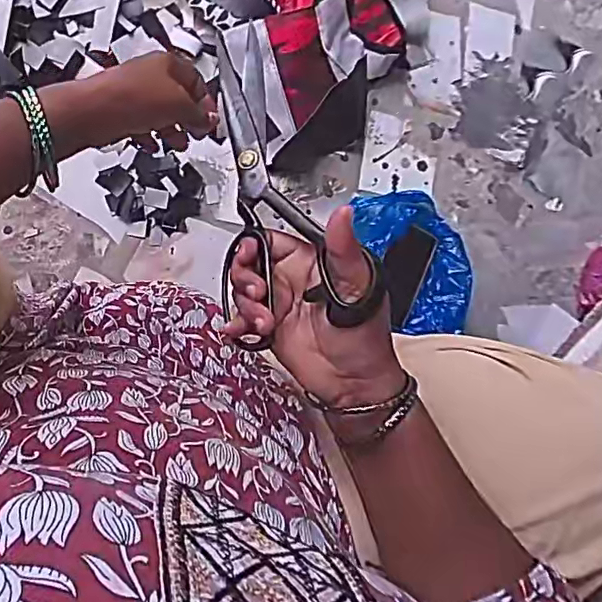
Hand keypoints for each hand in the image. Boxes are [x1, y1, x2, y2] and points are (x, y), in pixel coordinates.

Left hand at [39, 52, 217, 154]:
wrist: (88, 113)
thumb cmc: (126, 98)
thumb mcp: (178, 107)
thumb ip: (197, 114)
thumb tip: (208, 120)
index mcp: (166, 62)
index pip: (197, 80)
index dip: (207, 103)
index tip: (211, 121)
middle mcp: (146, 73)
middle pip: (176, 96)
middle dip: (187, 117)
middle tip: (196, 132)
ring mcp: (129, 92)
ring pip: (156, 111)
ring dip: (169, 128)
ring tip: (176, 142)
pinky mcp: (114, 110)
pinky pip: (137, 123)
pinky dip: (147, 134)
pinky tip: (151, 144)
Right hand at [219, 205, 406, 408]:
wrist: (355, 386)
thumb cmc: (365, 337)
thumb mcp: (357, 287)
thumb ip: (343, 249)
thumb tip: (343, 215)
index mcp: (310, 262)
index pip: (270, 241)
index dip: (253, 246)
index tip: (248, 255)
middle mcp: (290, 280)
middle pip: (248, 265)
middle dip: (244, 277)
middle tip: (257, 292)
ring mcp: (277, 304)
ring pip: (242, 292)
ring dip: (246, 306)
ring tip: (265, 321)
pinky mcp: (267, 327)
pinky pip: (241, 319)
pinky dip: (236, 324)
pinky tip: (240, 330)